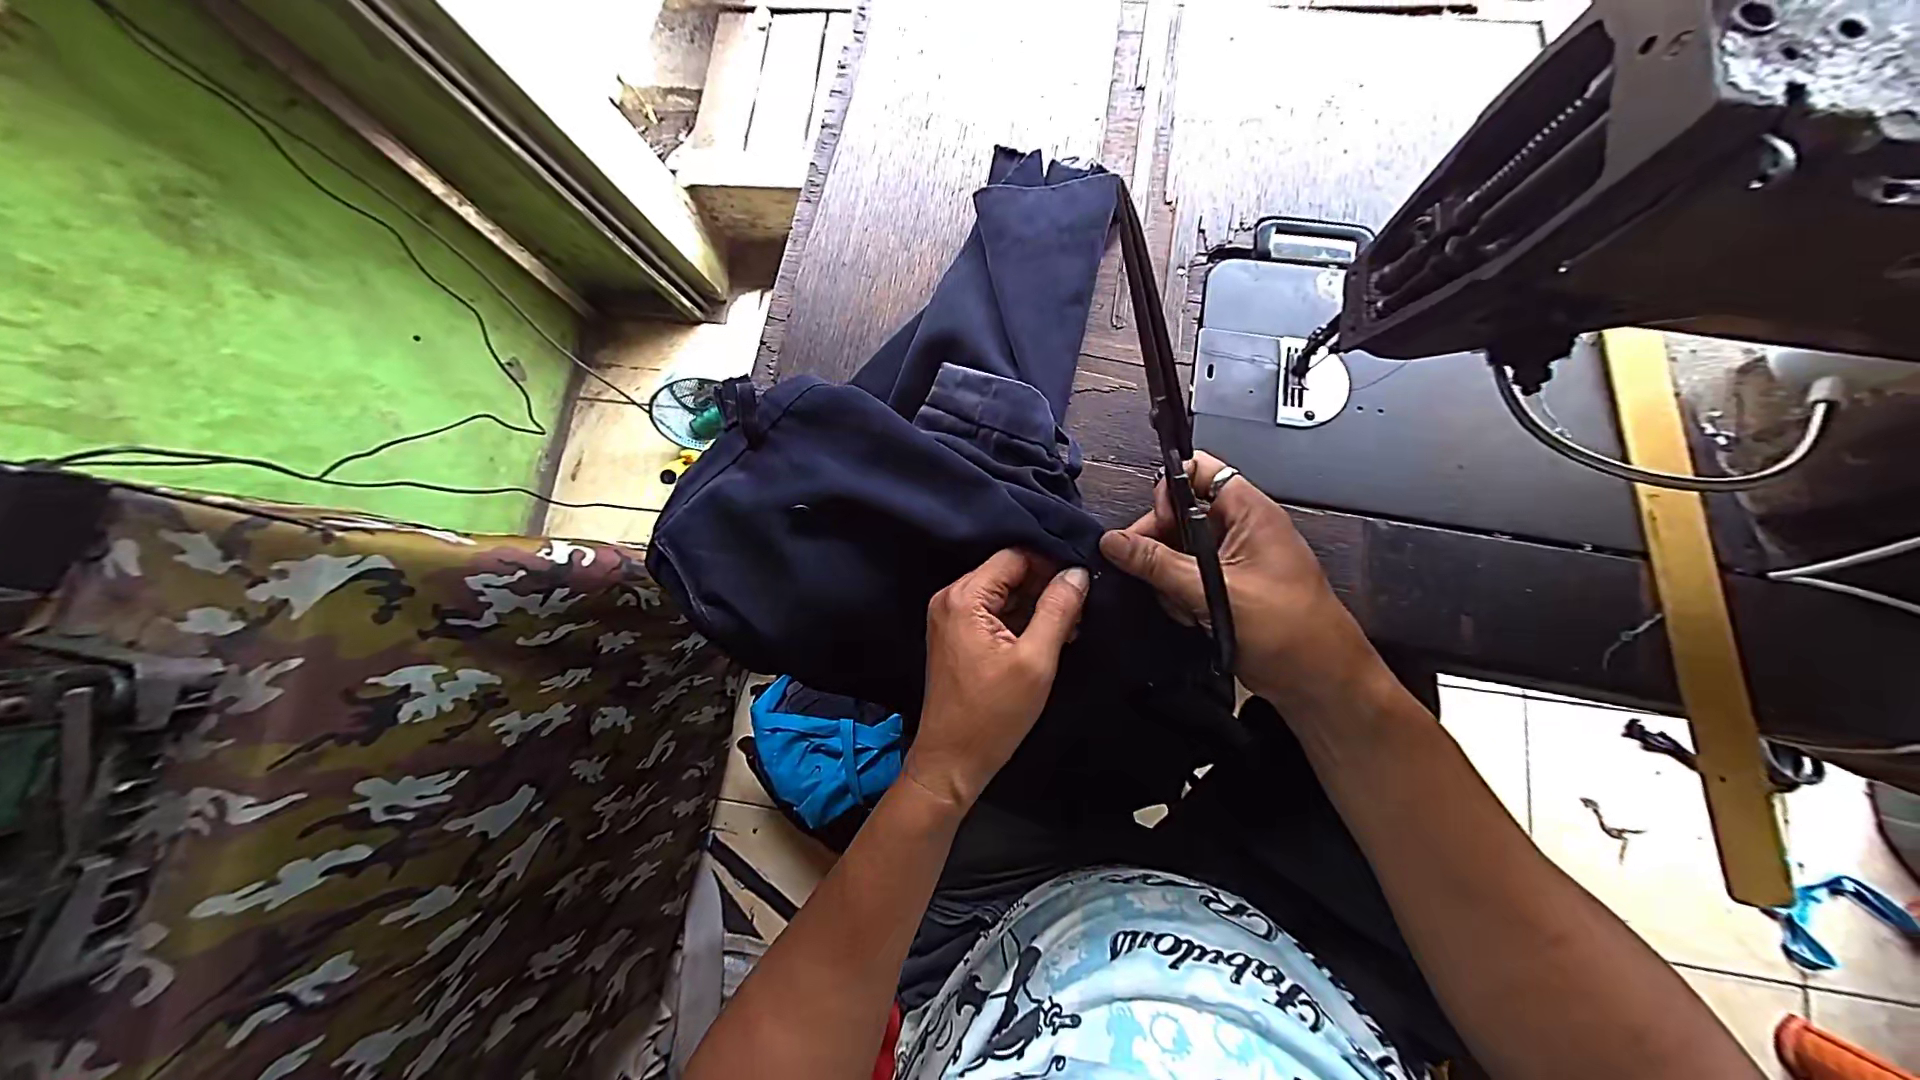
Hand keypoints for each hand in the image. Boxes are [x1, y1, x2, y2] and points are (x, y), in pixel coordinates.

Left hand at [904, 549, 1090, 811]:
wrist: (952, 760)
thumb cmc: (990, 716)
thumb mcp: (1036, 660)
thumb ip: (1058, 610)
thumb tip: (1076, 574)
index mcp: (964, 598)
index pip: (1014, 556)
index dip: (1050, 563)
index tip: (1080, 579)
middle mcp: (951, 600)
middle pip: (1007, 573)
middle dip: (1045, 586)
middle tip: (1079, 607)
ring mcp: (951, 618)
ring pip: (1003, 594)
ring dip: (1036, 606)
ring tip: (1069, 626)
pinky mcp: (957, 636)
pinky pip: (993, 614)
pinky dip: (1020, 621)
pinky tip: (1048, 637)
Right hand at [1098, 452, 1379, 710]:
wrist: (1318, 681)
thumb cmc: (1293, 632)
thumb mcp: (1215, 592)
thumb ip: (1158, 564)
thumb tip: (1115, 542)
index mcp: (1250, 513)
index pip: (1198, 471)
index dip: (1168, 491)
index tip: (1155, 525)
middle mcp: (1240, 529)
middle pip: (1178, 514)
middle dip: (1159, 544)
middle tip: (1154, 571)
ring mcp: (1231, 558)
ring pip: (1177, 549)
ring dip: (1167, 576)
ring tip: (1184, 603)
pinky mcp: (1224, 585)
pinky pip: (1184, 576)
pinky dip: (1178, 594)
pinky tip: (1190, 615)